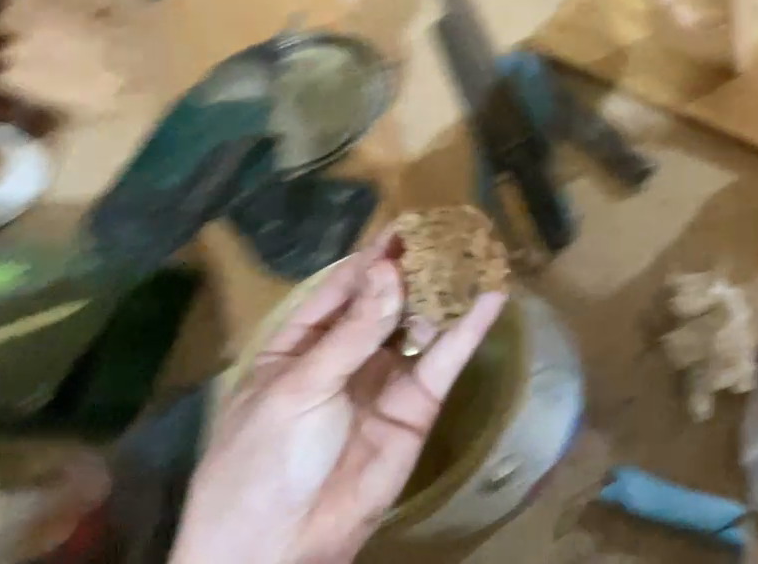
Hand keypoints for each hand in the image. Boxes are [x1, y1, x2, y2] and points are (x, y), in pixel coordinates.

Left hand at [170, 234, 505, 563]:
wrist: (280, 548)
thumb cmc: (264, 463)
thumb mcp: (299, 389)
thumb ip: (353, 330)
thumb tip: (389, 267)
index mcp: (298, 349)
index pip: (340, 291)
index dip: (373, 259)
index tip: (407, 226)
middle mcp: (346, 356)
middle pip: (388, 301)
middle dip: (416, 267)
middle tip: (450, 232)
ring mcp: (386, 378)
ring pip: (422, 323)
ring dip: (447, 290)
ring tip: (477, 253)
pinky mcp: (420, 402)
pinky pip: (447, 357)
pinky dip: (471, 326)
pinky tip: (493, 295)